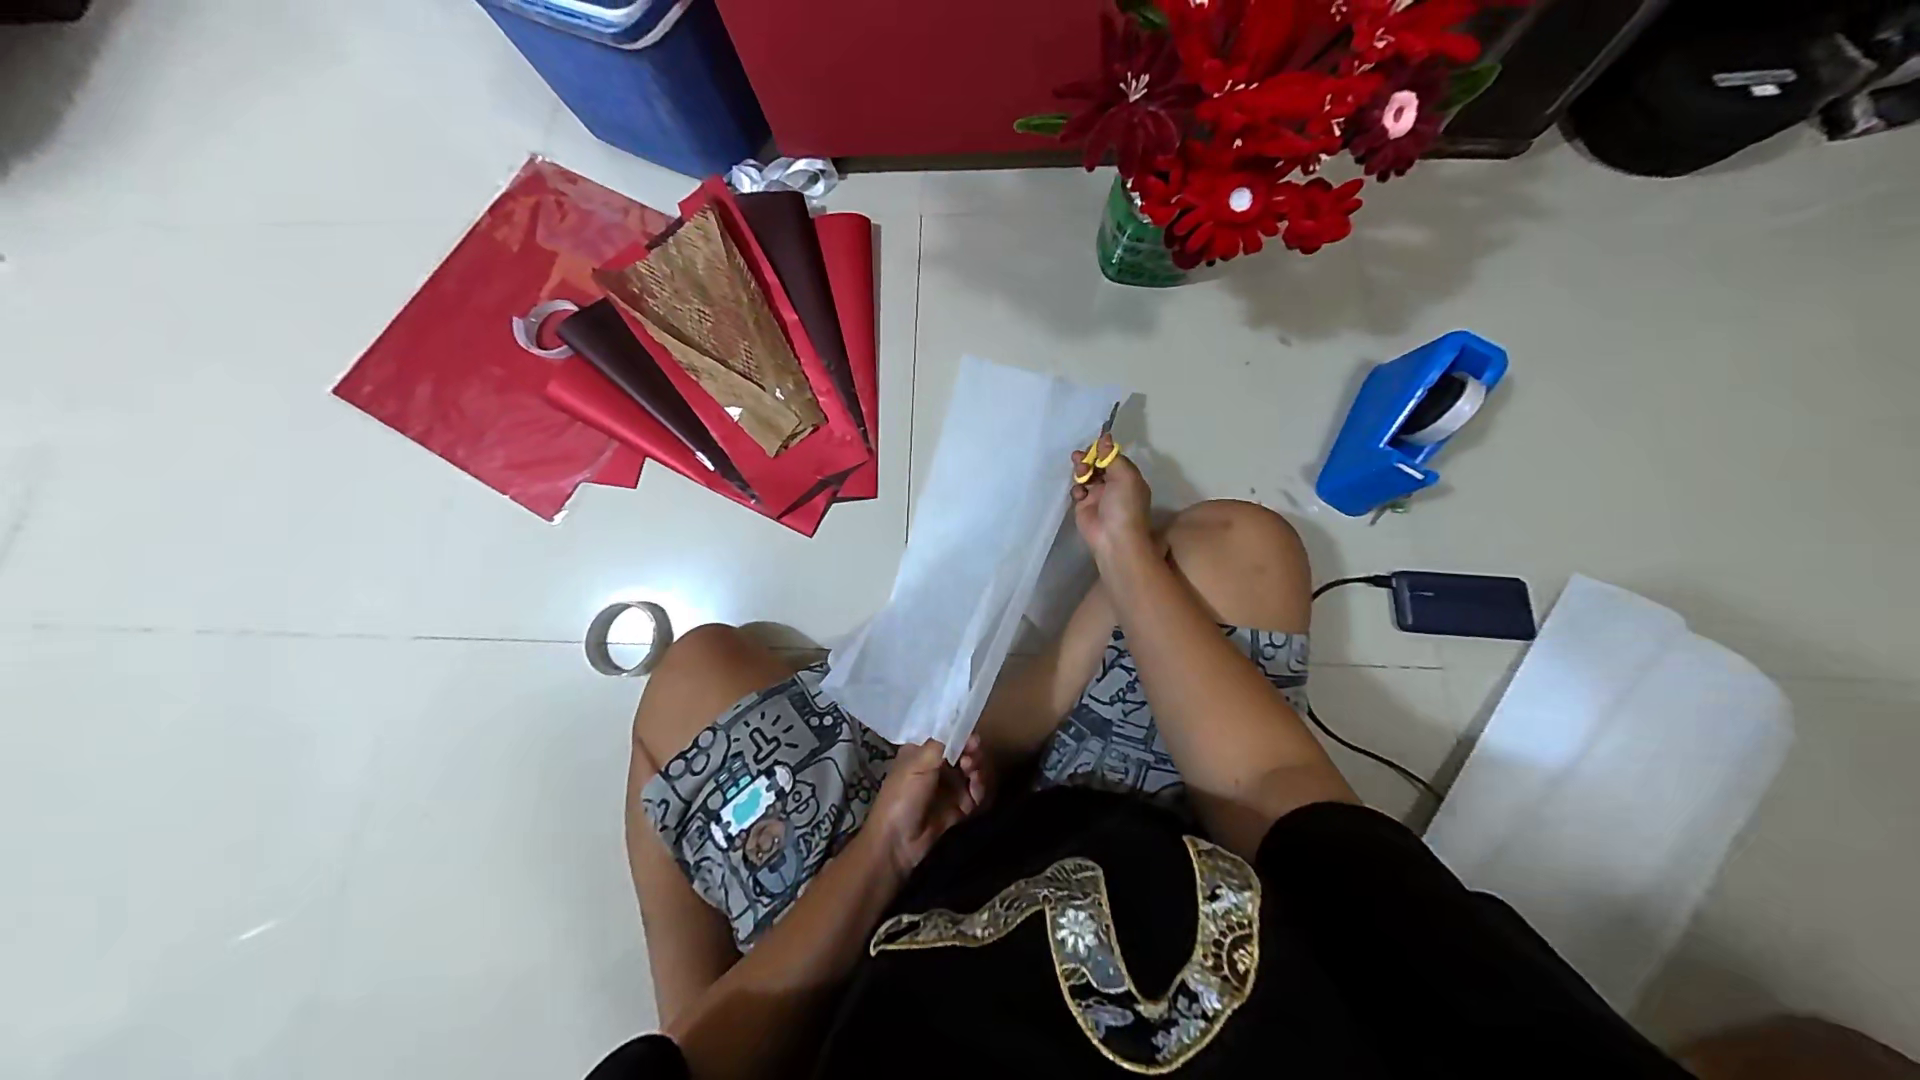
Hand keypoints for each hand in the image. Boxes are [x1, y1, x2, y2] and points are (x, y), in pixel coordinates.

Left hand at [863, 735, 990, 883]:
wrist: (898, 841)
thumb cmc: (902, 795)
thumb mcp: (917, 763)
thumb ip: (943, 743)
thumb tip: (965, 730)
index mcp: (923, 751)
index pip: (949, 735)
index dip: (962, 734)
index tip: (971, 740)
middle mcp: (939, 766)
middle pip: (966, 751)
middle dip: (974, 753)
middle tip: (971, 760)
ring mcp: (951, 786)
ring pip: (975, 770)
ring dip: (980, 769)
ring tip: (973, 774)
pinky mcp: (961, 806)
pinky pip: (978, 792)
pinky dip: (981, 788)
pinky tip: (976, 789)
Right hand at [1071, 435, 1154, 567]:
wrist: (1114, 539)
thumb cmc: (1125, 505)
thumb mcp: (1125, 476)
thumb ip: (1113, 456)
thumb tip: (1105, 438)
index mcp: (1127, 477)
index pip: (1113, 457)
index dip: (1102, 450)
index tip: (1093, 445)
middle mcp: (1113, 484)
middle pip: (1097, 464)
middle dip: (1088, 458)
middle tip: (1079, 457)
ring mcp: (1098, 495)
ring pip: (1086, 475)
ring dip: (1081, 470)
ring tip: (1081, 473)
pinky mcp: (1084, 506)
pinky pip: (1077, 490)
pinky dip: (1077, 488)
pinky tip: (1080, 492)